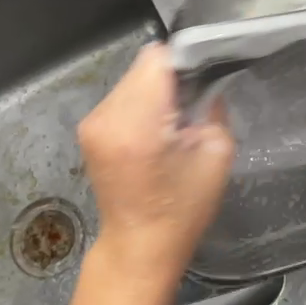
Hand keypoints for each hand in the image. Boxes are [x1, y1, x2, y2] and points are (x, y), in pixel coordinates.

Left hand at [77, 44, 234, 280]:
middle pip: (144, 66)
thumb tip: (203, 79)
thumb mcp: (217, 152)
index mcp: (139, 124)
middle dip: (171, 78)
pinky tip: (154, 132)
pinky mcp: (88, 129)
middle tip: (191, 108)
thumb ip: (212, 104)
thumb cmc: (184, 208)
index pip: (158, 58)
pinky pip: (121, 97)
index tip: (202, 83)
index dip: (185, 63)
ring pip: (132, 79)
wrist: (139, 246)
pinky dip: (141, 104)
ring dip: (156, 91)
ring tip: (172, 124)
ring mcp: (92, 122)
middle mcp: (107, 116)